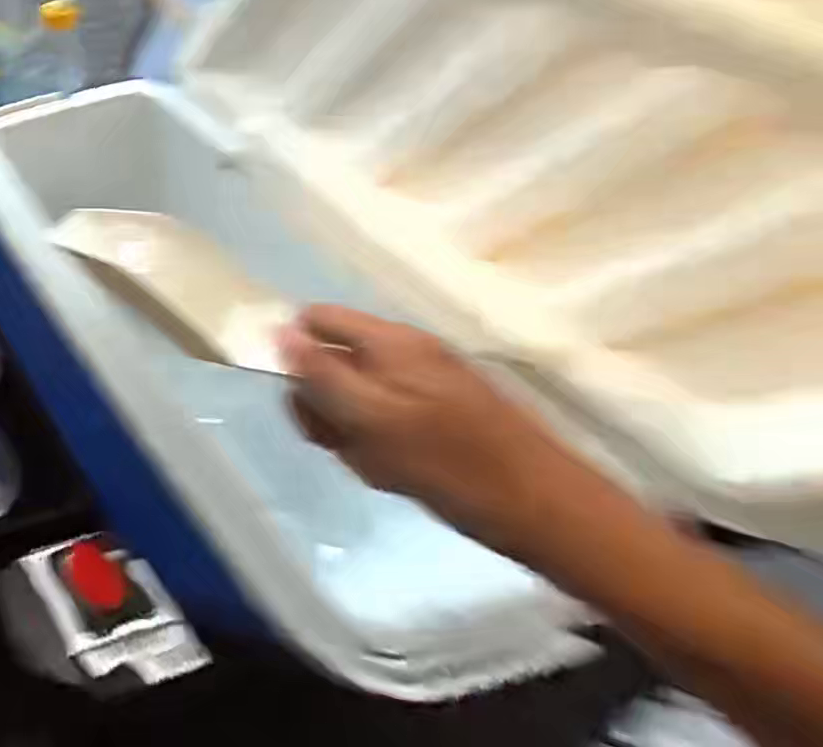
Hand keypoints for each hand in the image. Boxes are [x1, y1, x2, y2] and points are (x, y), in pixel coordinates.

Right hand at [277, 305, 599, 553]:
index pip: (314, 319)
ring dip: (346, 426)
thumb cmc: (453, 466)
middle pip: (328, 357)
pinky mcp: (444, 410)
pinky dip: (376, 439)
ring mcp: (428, 379)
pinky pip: (384, 413)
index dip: (295, 354)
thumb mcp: (370, 418)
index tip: (305, 398)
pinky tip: (395, 467)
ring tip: (372, 459)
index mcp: (389, 341)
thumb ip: (320, 372)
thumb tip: (279, 331)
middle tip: (338, 440)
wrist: (557, 517)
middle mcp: (407, 349)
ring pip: (353, 391)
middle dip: (321, 400)